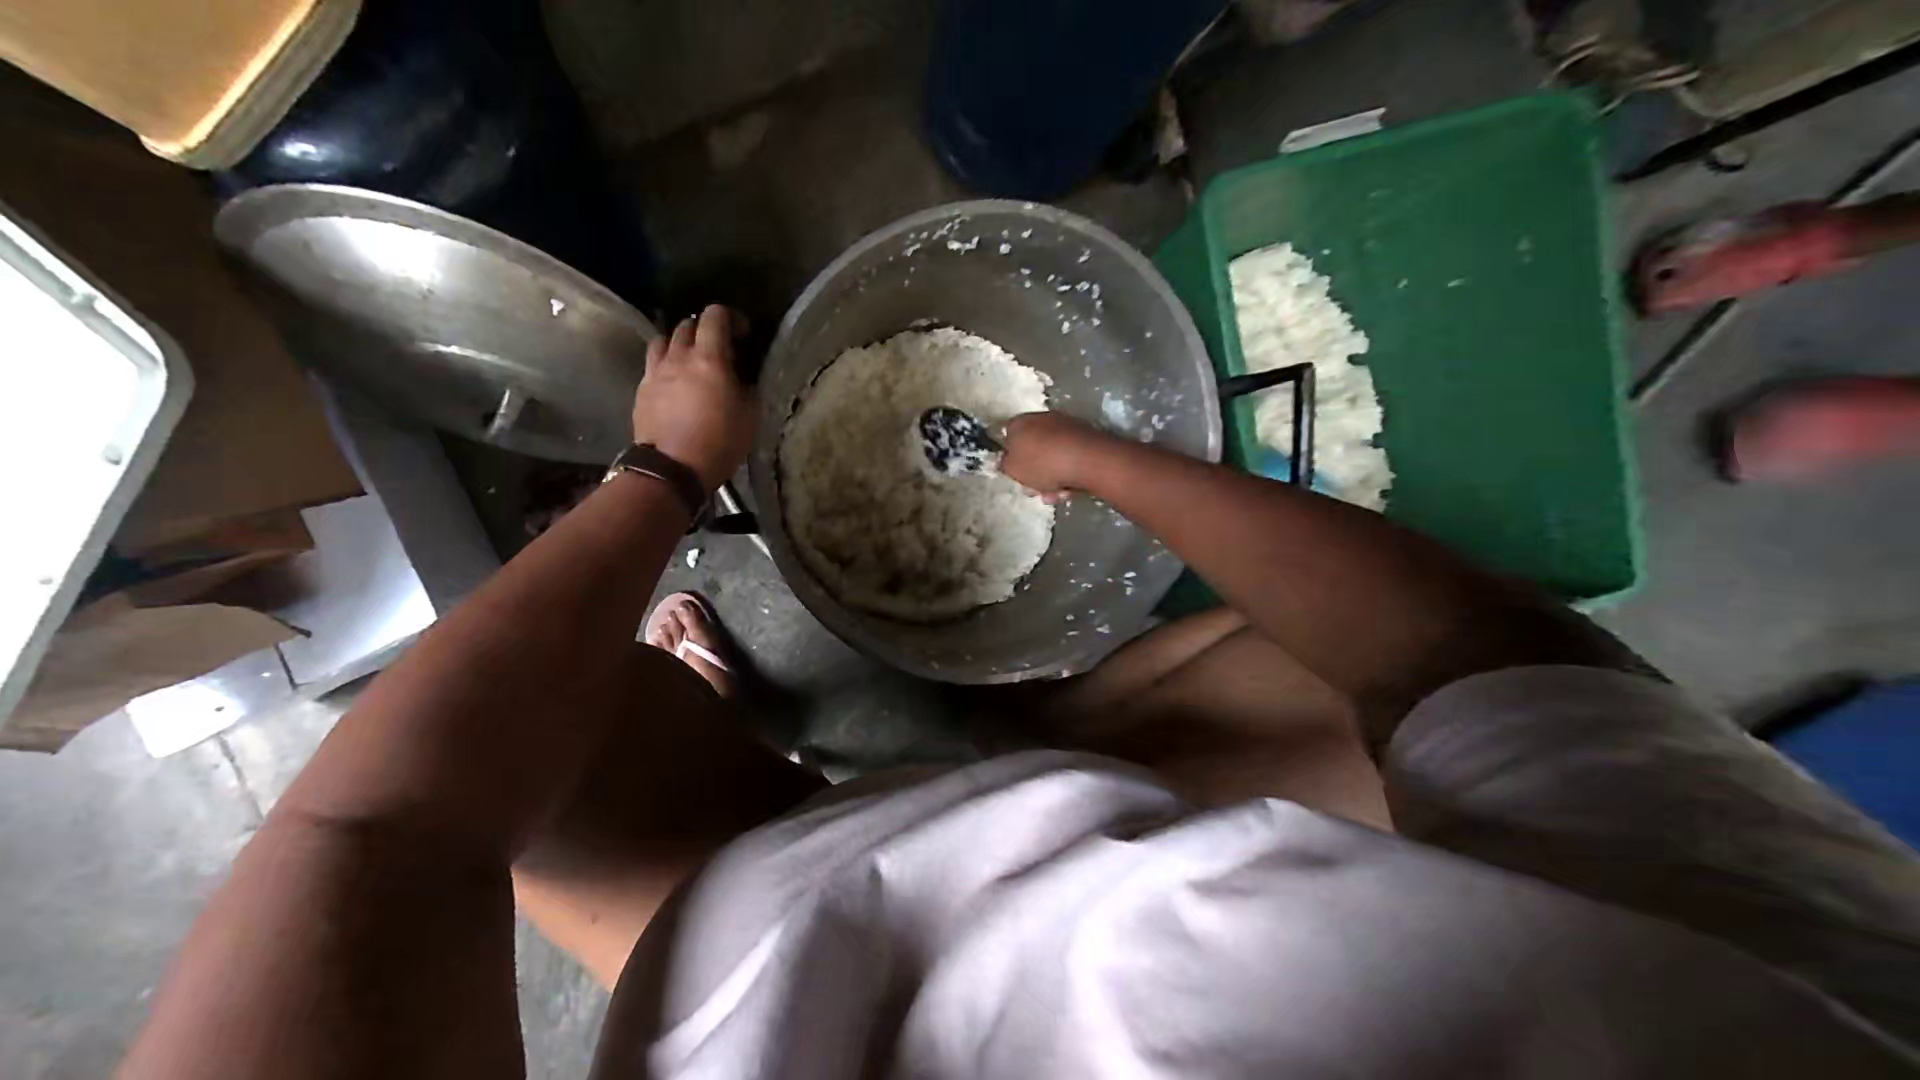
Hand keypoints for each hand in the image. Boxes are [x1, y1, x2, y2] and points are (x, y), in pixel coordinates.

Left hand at [632, 305, 755, 490]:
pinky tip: (675, 384)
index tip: (743, 334)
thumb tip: (745, 375)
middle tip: (719, 349)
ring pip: (664, 340)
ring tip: (691, 361)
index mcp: (709, 358)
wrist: (672, 469)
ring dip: (679, 344)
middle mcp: (678, 357)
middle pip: (687, 325)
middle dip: (705, 330)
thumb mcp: (750, 416)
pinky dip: (666, 365)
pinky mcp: (641, 390)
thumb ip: (748, 387)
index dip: (731, 318)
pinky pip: (653, 365)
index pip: (715, 316)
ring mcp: (655, 372)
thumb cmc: (719, 442)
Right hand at [1000, 412, 1107, 500]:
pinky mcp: (1084, 438)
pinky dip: (1067, 474)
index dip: (1010, 458)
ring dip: (1051, 479)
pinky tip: (1069, 490)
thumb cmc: (1041, 463)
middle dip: (1033, 474)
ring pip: (1051, 458)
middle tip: (1035, 490)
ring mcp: (1065, 427)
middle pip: (1032, 450)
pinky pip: (1069, 458)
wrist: (1086, 459)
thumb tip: (1006, 460)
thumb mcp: (1012, 469)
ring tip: (1055, 495)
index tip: (1015, 474)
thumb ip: (1004, 465)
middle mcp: (1042, 420)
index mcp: (1019, 422)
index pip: (1007, 437)